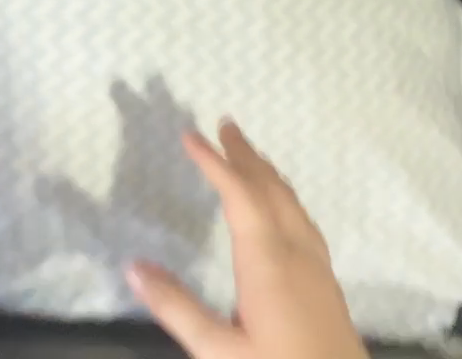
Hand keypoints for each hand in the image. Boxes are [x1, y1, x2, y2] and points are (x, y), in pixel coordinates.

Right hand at [126, 120, 368, 358]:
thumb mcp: (220, 353)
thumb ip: (177, 308)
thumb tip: (132, 264)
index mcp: (269, 262)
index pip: (240, 196)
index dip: (214, 163)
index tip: (189, 134)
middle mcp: (297, 255)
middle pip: (271, 191)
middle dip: (246, 156)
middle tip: (225, 124)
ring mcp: (319, 271)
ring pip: (293, 206)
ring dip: (269, 174)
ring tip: (251, 156)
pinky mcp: (329, 289)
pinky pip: (305, 223)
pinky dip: (286, 199)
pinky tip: (284, 211)